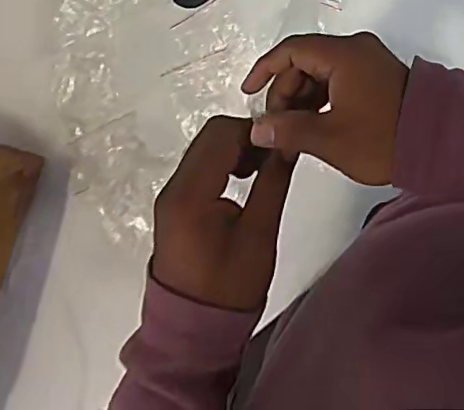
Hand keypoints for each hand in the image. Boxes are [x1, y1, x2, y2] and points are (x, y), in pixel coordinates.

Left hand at [151, 116, 294, 311]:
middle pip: (212, 135)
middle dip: (248, 136)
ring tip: (263, 168)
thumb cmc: (230, 285)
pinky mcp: (178, 204)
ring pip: (208, 146)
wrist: (193, 333)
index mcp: (190, 195)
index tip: (283, 143)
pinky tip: (247, 178)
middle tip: (274, 155)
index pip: (223, 134)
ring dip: (238, 147)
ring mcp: (172, 196)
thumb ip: (274, 178)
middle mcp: (174, 189)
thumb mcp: (261, 230)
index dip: (257, 131)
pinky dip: (228, 160)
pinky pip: (204, 164)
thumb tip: (290, 141)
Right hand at [241, 32, 409, 185]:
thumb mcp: (329, 138)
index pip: (293, 49)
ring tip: (292, 132)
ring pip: (322, 70)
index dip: (266, 69)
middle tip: (276, 126)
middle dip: (285, 91)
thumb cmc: (382, 137)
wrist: (435, 140)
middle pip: (306, 60)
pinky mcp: (377, 74)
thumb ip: (288, 129)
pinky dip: (321, 97)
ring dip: (303, 97)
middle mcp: (358, 49)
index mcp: (346, 54)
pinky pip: (339, 78)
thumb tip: (258, 127)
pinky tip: (313, 125)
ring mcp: (369, 60)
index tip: (248, 93)